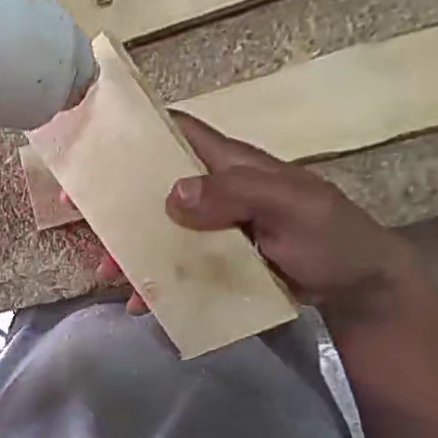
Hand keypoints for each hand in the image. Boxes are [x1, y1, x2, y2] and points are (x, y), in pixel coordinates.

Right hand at [99, 113, 434, 329]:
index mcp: (233, 165)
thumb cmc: (332, 237)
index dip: (136, 133)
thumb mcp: (293, 208)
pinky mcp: (221, 263)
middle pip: (156, 186)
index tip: (92, 143)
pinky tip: (141, 304)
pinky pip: (179, 267)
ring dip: (132, 249)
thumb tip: (172, 194)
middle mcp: (217, 192)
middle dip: (119, 201)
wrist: (359, 287)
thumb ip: (238, 195)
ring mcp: (217, 230)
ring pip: (162, 231)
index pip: (177, 133)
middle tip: (78, 216)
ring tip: (107, 274)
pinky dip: (158, 283)